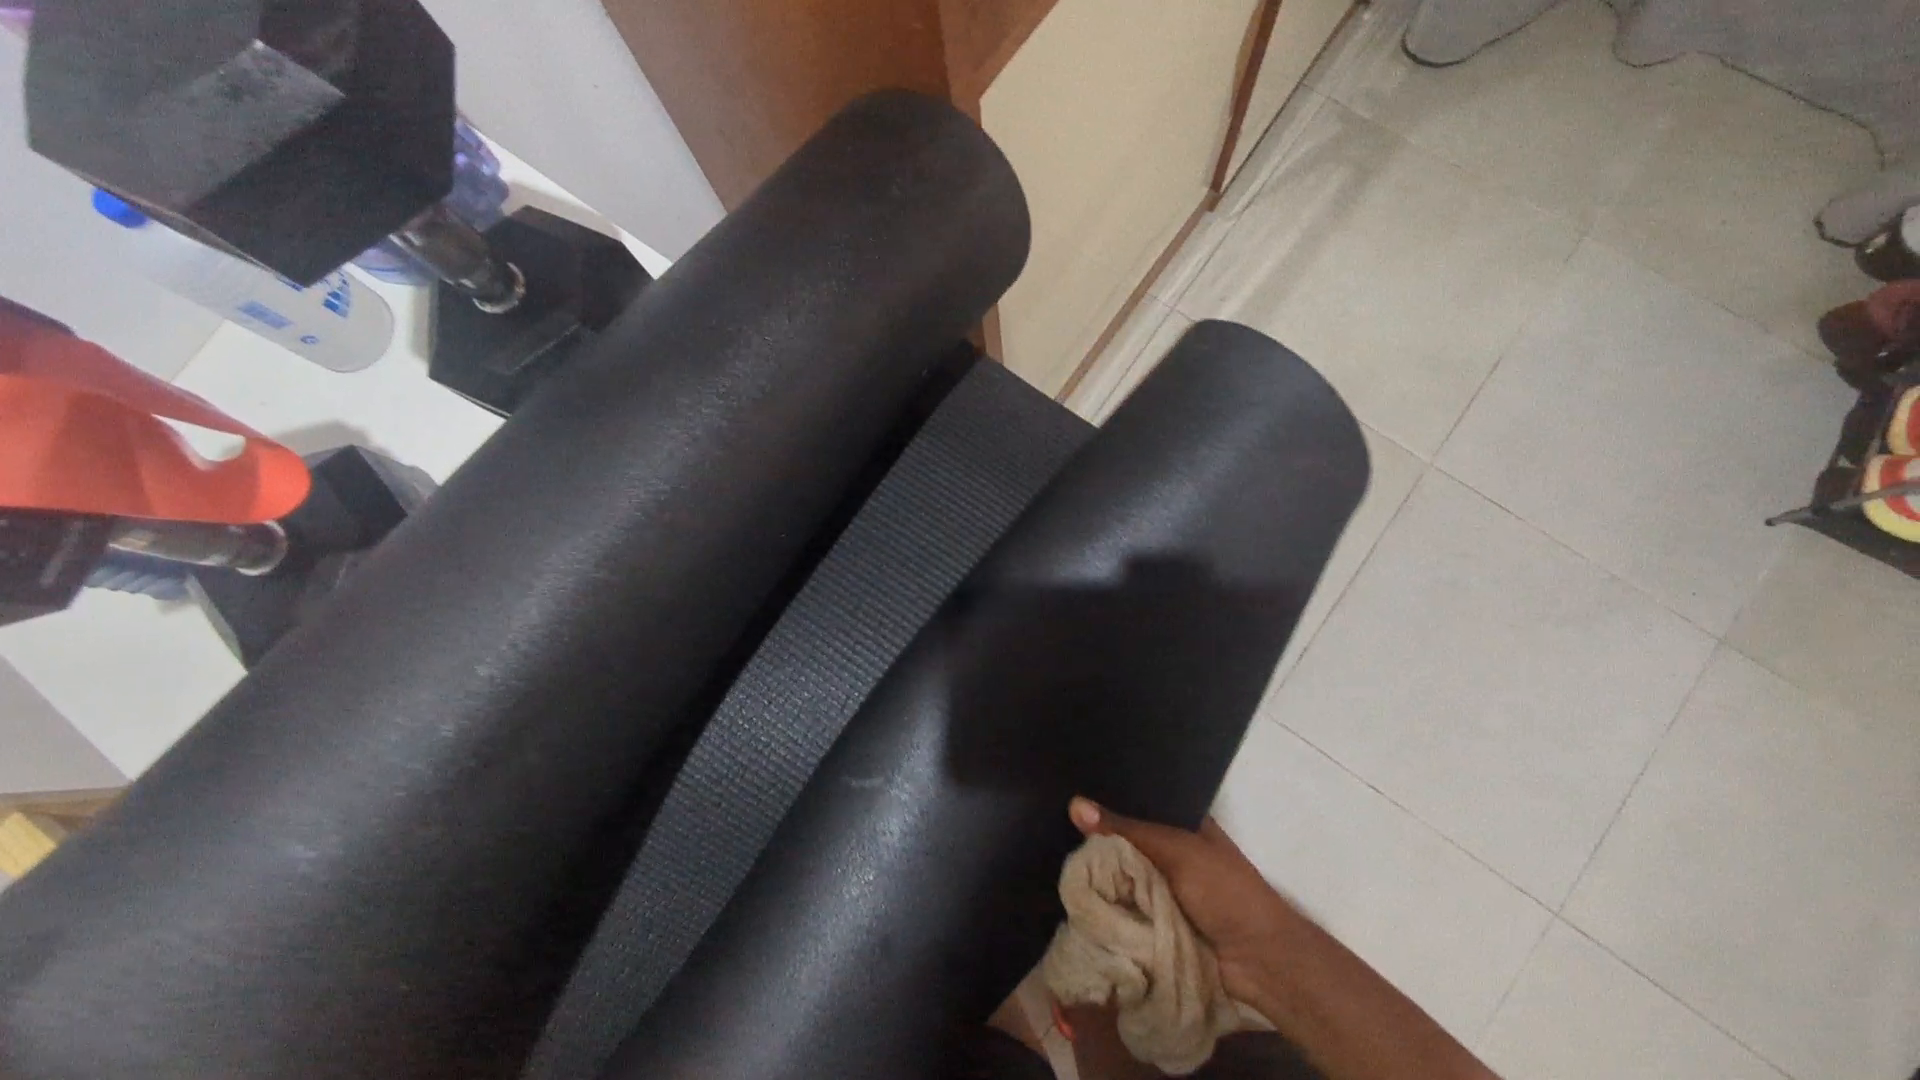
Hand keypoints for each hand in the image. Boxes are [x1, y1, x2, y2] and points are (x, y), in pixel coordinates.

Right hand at [1068, 797, 1295, 1005]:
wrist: (1257, 961)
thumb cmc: (1225, 891)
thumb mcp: (1176, 850)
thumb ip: (1126, 831)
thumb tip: (1074, 804)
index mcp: (1185, 826)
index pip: (1140, 805)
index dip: (1109, 800)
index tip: (1069, 793)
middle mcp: (1172, 855)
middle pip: (1125, 844)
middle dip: (1096, 842)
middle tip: (1049, 824)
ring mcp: (1163, 892)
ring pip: (1121, 878)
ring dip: (1097, 878)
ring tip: (1051, 855)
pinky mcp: (1155, 924)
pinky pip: (1123, 909)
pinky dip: (1105, 906)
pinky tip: (1071, 893)